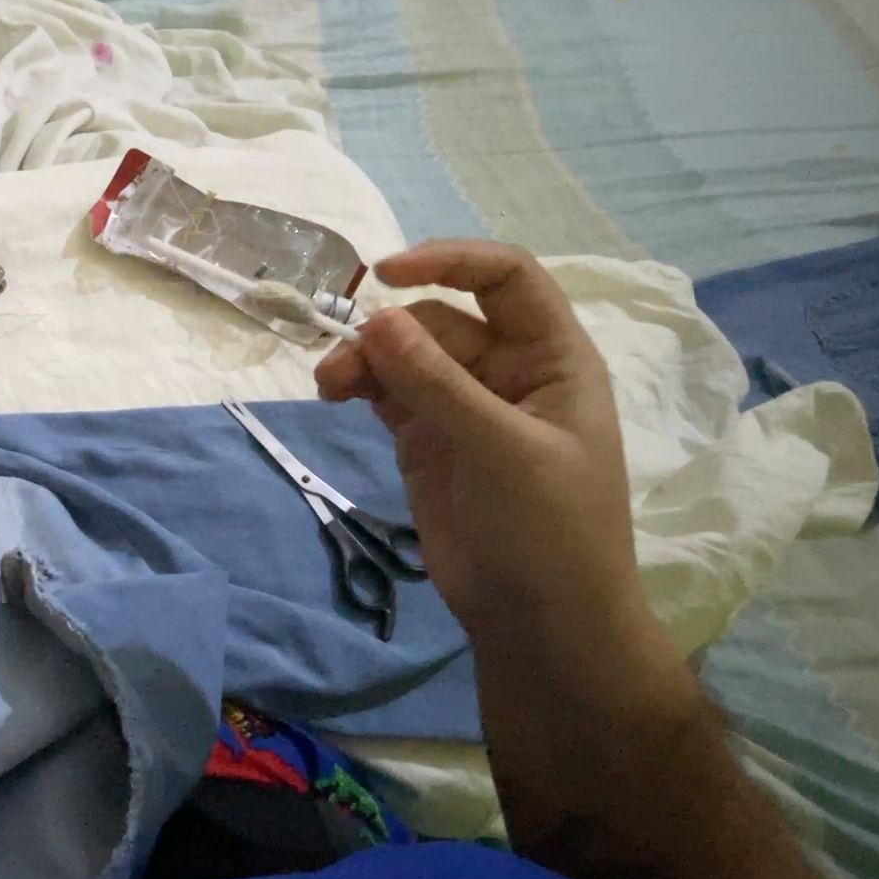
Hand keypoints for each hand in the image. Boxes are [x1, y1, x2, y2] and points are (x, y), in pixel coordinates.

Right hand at [314, 240, 639, 638]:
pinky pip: (386, 395)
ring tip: (328, 388)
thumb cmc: (546, 529)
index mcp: (551, 359)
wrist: (536, 616)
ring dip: (363, 362)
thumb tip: (375, 319)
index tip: (386, 273)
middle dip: (387, 335)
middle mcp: (505, 373)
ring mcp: (460, 408)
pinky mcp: (425, 441)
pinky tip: (334, 396)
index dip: (450, 262)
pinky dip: (359, 388)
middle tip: (340, 370)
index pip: (506, 280)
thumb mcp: (499, 448)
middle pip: (437, 322)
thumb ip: (436, 382)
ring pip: (403, 359)